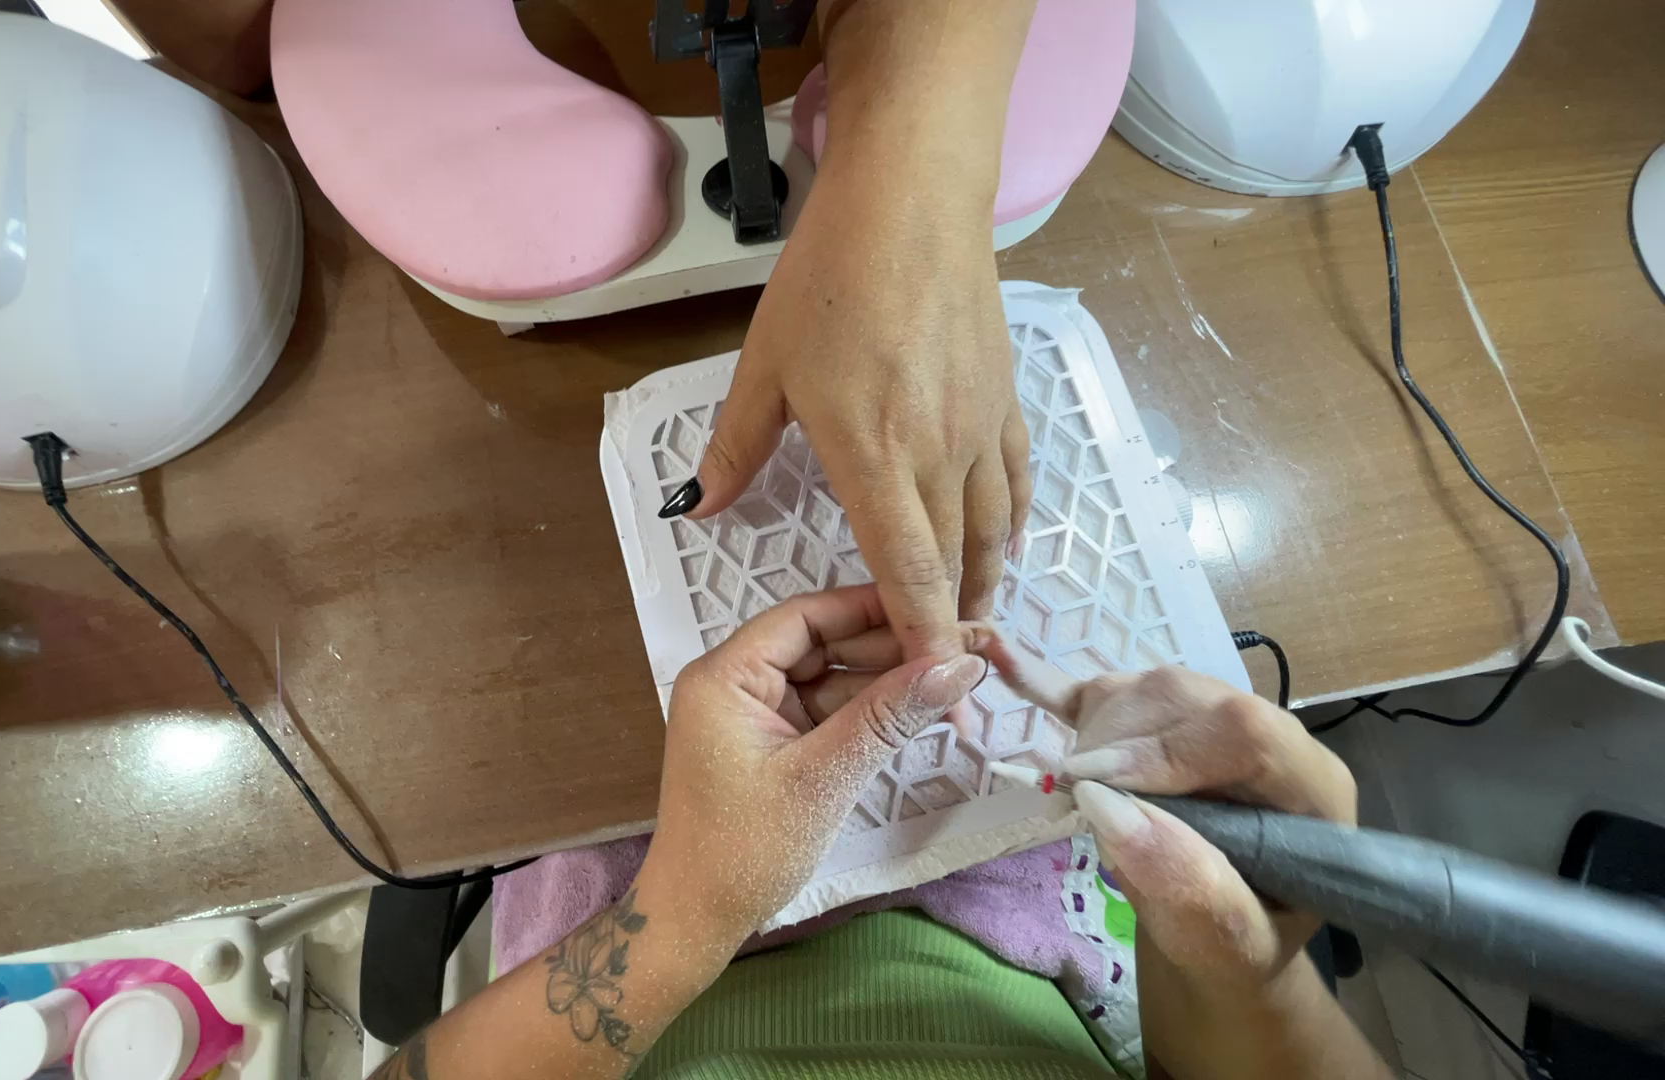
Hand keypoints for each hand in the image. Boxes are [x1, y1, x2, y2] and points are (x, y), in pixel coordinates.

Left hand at [638, 585, 989, 944]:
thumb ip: (888, 716)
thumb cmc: (745, 849)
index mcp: (725, 674)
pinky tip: (917, 707)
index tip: (932, 609)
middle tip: (959, 648)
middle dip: (887, 649)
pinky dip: (866, 712)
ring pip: (828, 677)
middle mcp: (735, 680)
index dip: (869, 608)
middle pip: (820, 644)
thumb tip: (958, 664)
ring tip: (953, 676)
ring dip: (884, 682)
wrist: (698, 919)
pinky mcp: (770, 739)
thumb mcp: (823, 777)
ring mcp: (753, 711)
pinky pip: (824, 710)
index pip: (804, 617)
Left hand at [674, 147, 1030, 662]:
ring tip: (969, 614)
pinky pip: (1018, 480)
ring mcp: (983, 428)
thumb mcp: (764, 369)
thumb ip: (732, 449)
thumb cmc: (828, 283)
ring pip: (995, 529)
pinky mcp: (1007, 401)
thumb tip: (694, 508)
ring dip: (983, 580)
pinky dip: (1011, 525)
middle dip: (950, 619)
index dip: (918, 632)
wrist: (912, 202)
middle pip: (955, 561)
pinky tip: (1002, 541)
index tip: (927, 679)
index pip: (906, 570)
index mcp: (872, 457)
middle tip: (941, 659)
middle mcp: (938, 456)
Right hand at [1001, 657, 1355, 989]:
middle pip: (1180, 695)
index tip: (1095, 786)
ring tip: (1076, 786)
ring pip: (1137, 686)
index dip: (1162, 748)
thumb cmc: (1230, 940)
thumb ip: (1187, 884)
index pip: (1243, 730)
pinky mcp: (1144, 716)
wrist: (1212, 924)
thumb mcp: (1226, 940)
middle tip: (1076, 794)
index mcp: (1307, 784)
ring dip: (1091, 730)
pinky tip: (1000, 656)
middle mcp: (1259, 730)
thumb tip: (1106, 807)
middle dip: (1114, 740)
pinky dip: (1041, 679)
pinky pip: (1093, 690)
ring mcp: (1198, 713)